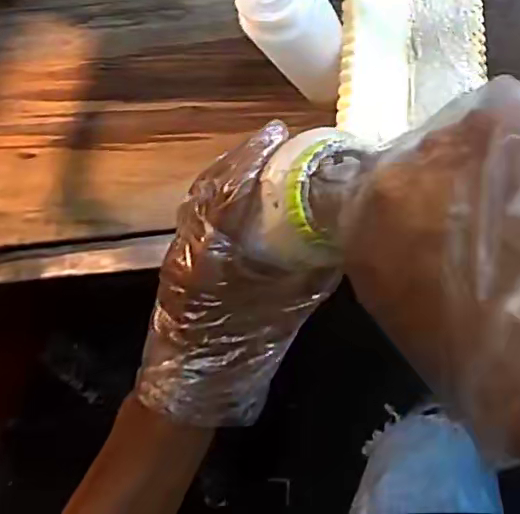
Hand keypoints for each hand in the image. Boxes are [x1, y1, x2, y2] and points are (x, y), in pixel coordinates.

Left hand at [134, 122, 339, 426]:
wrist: (186, 388)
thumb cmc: (240, 350)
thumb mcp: (285, 310)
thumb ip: (311, 268)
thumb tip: (342, 232)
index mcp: (212, 249)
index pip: (231, 187)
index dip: (253, 155)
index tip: (279, 132)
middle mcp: (190, 238)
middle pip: (213, 179)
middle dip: (244, 153)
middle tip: (276, 135)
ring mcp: (179, 244)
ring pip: (202, 190)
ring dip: (231, 166)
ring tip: (263, 152)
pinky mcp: (177, 252)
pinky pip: (199, 207)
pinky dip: (220, 187)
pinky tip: (242, 188)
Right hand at [337, 77, 519, 455]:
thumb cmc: (486, 364)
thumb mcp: (416, 325)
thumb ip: (407, 270)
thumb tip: (428, 255)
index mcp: (365, 218)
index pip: (364, 192)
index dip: (400, 206)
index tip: (425, 224)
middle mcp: (402, 163)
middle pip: (421, 157)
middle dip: (447, 181)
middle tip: (486, 216)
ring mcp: (459, 132)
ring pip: (470, 137)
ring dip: (491, 162)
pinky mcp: (513, 113)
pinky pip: (515, 119)